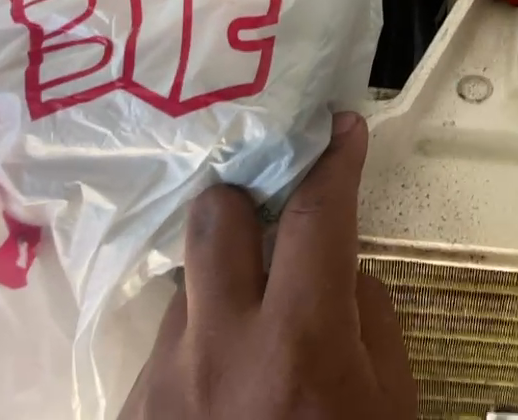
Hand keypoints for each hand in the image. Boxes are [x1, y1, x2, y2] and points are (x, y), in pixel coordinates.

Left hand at [119, 113, 416, 419]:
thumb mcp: (388, 402)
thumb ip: (365, 317)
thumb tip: (336, 269)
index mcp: (299, 342)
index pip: (317, 216)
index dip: (335, 160)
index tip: (343, 126)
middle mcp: (218, 347)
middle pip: (215, 218)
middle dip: (248, 197)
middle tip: (275, 214)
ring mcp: (163, 382)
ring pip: (188, 284)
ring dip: (225, 282)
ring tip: (252, 326)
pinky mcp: (129, 414)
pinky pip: (169, 343)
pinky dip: (202, 340)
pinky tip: (224, 385)